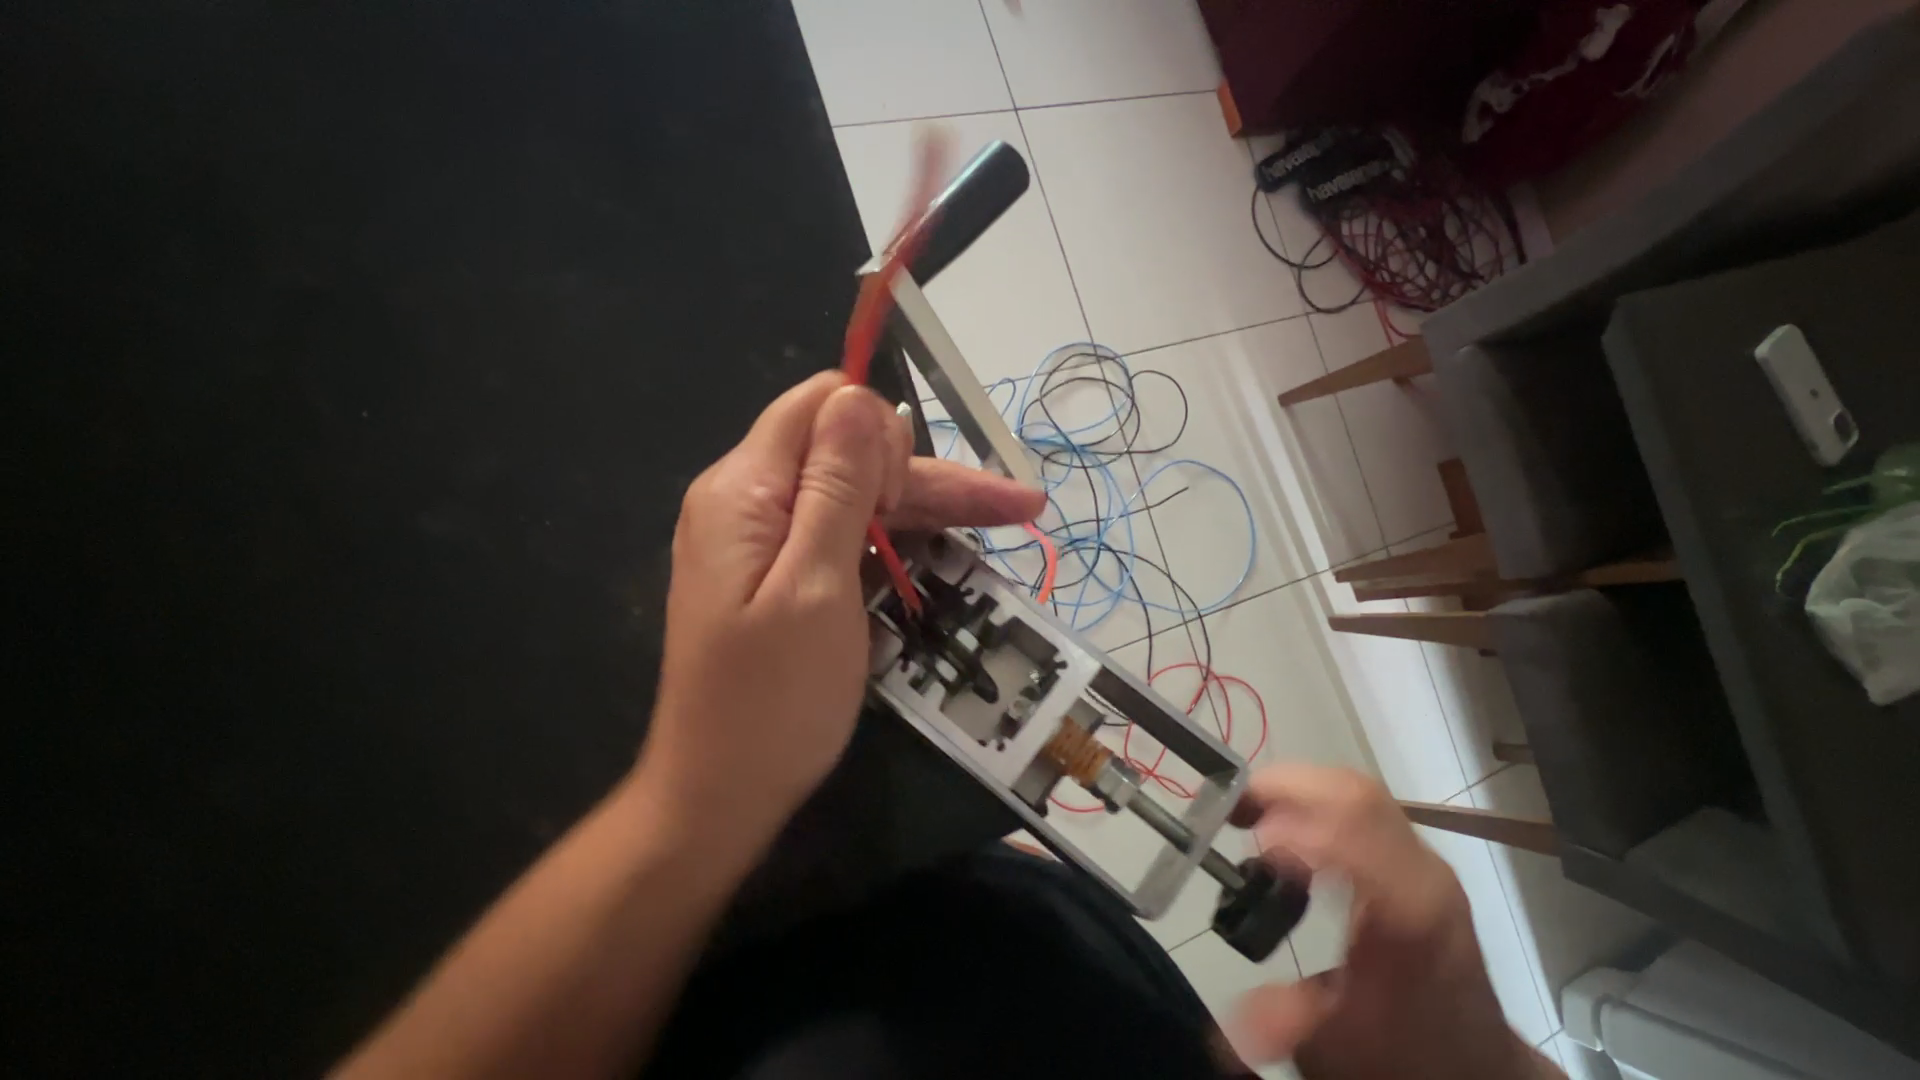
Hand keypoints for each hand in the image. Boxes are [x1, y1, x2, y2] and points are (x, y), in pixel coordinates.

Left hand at [636, 372, 1044, 857]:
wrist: (720, 795)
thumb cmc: (772, 700)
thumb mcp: (815, 587)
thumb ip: (837, 487)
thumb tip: (860, 398)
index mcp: (745, 489)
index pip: (821, 405)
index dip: (879, 434)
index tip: (906, 500)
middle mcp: (749, 500)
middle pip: (849, 452)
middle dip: (928, 474)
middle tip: (1016, 509)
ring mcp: (763, 541)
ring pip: (857, 495)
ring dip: (928, 504)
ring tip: (1015, 516)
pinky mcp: (779, 576)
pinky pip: (845, 535)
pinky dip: (898, 538)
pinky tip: (951, 544)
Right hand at [1224, 767, 1561, 1079]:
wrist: (1473, 1061)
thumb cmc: (1407, 1053)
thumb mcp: (1343, 1047)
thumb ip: (1288, 1021)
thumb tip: (1229, 1029)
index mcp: (1410, 913)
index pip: (1355, 833)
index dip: (1293, 823)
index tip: (1240, 832)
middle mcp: (1421, 873)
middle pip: (1354, 794)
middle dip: (1284, 788)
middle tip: (1230, 810)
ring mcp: (1421, 862)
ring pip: (1357, 791)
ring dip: (1295, 792)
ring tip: (1246, 814)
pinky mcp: (1412, 861)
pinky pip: (1361, 807)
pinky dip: (1312, 803)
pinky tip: (1280, 827)